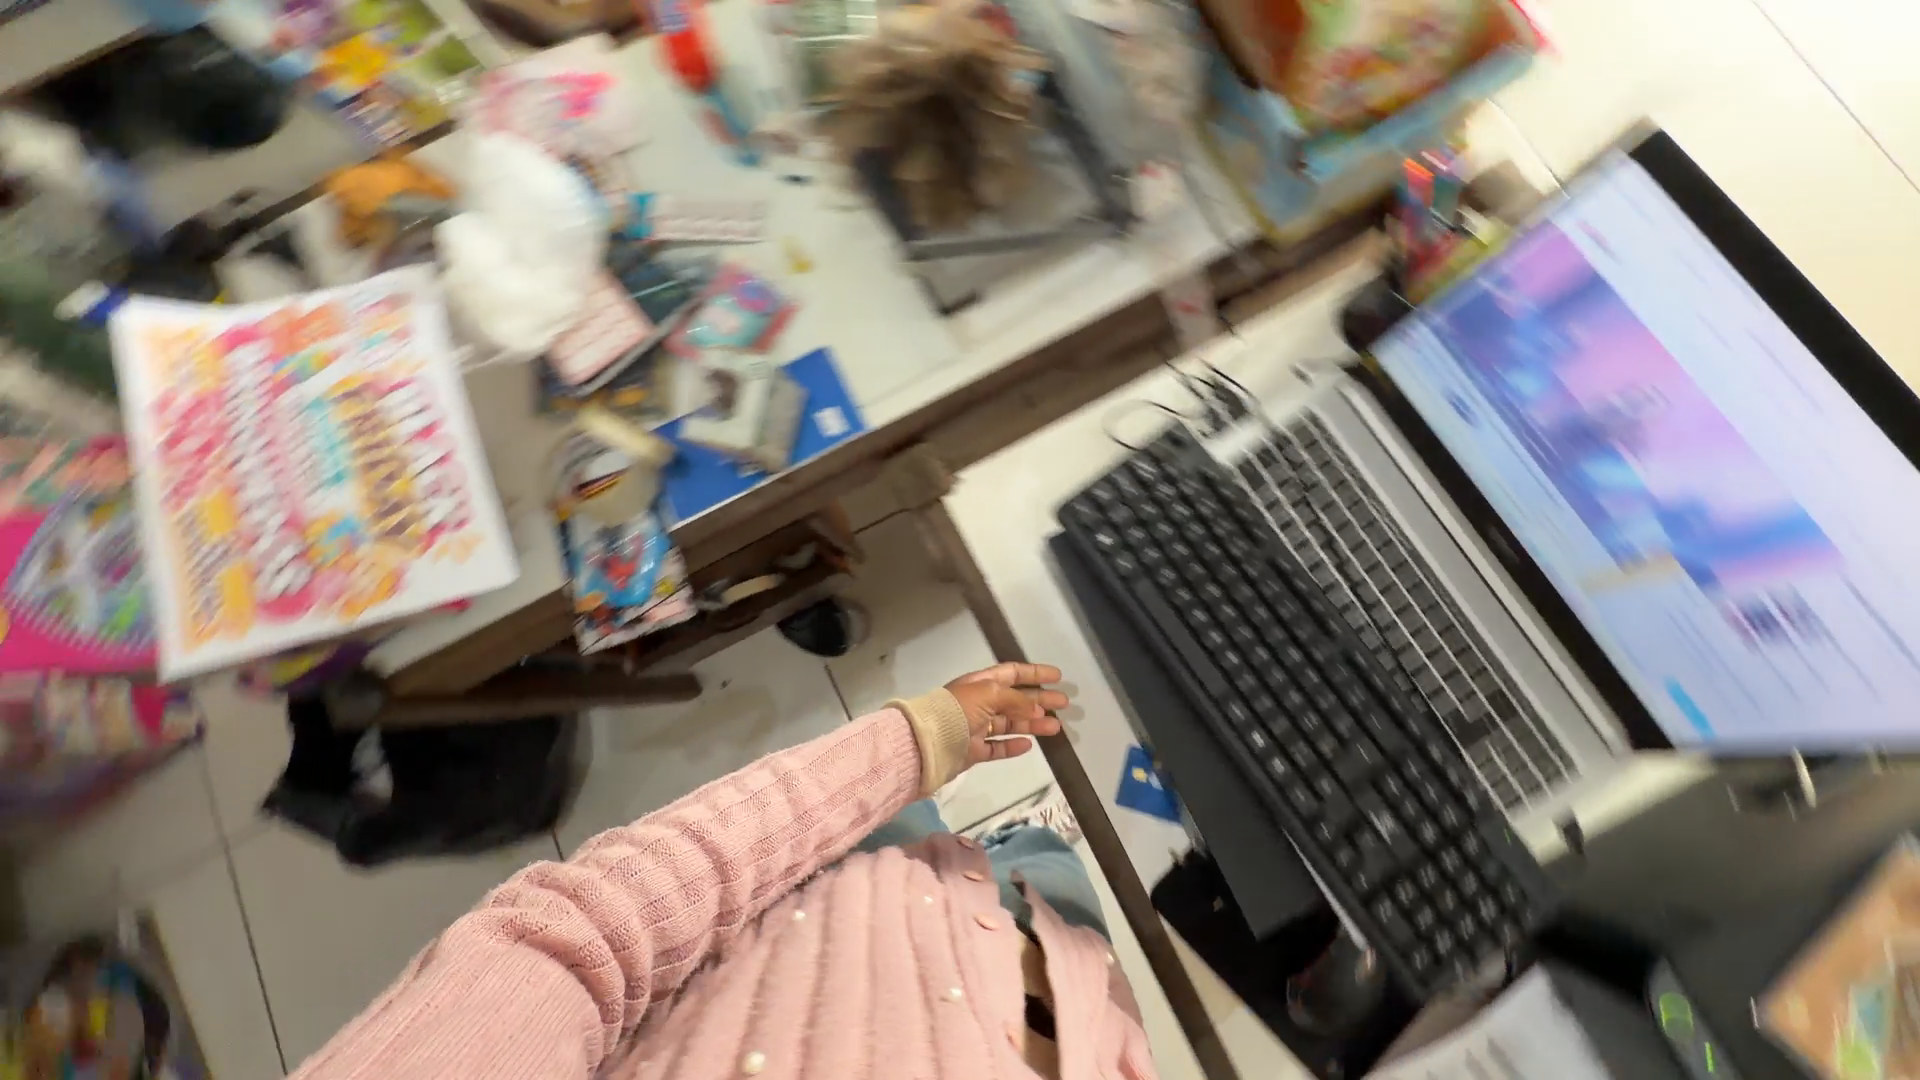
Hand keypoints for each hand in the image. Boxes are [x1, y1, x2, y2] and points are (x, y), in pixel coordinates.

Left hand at [945, 662, 1066, 767]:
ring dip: (1033, 724)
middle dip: (1040, 700)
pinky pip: (996, 747)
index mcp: (981, 683)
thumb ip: (1015, 699)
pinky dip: (1012, 746)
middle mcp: (979, 702)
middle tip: (1064, 704)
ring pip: (1010, 724)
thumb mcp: (988, 694)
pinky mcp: (973, 751)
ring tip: (1056, 728)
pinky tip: (1028, 745)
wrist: (928, 743)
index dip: (1034, 673)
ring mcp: (976, 727)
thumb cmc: (957, 710)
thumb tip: (1037, 708)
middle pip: (1015, 699)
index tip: (1057, 676)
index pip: (1012, 673)